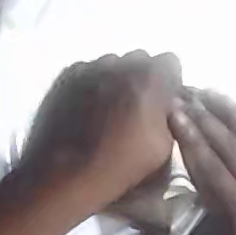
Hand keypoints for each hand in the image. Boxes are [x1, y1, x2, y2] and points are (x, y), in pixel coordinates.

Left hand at [17, 51, 181, 212]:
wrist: (67, 173)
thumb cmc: (121, 164)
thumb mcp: (165, 146)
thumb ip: (168, 114)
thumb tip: (162, 107)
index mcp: (151, 76)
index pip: (170, 63)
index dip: (167, 83)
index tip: (160, 102)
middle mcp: (121, 64)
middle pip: (139, 61)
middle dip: (140, 79)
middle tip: (133, 108)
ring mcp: (89, 68)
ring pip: (110, 65)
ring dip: (113, 81)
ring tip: (106, 111)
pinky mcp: (65, 78)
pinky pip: (85, 73)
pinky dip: (88, 86)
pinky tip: (84, 111)